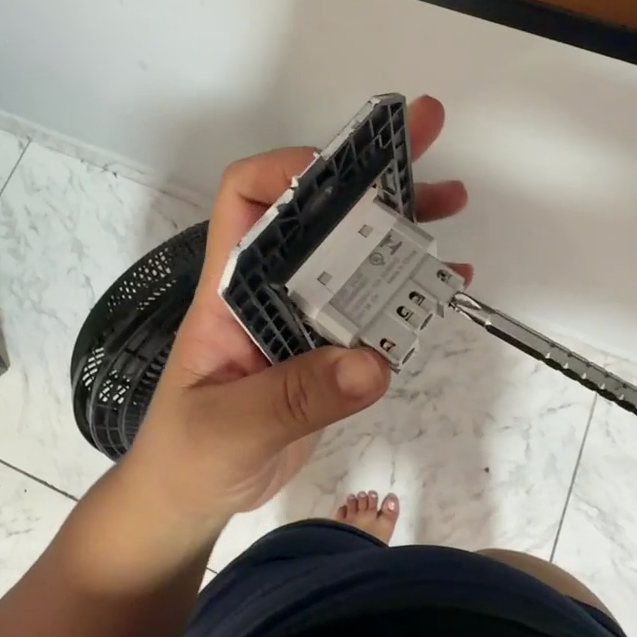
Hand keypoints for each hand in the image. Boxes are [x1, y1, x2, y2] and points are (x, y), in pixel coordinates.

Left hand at [120, 95, 469, 525]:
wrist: (191, 497)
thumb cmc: (186, 456)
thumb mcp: (228, 428)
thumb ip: (294, 398)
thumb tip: (370, 363)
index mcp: (228, 290)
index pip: (246, 199)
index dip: (289, 170)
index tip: (345, 169)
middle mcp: (265, 289)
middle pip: (312, 213)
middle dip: (364, 174)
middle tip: (422, 138)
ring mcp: (297, 317)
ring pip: (347, 252)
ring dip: (395, 221)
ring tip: (450, 199)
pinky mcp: (324, 349)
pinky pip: (368, 306)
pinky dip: (405, 289)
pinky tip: (444, 280)